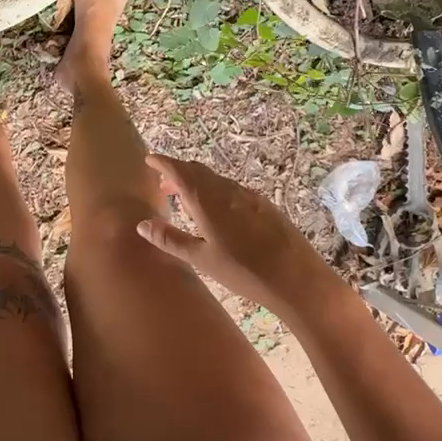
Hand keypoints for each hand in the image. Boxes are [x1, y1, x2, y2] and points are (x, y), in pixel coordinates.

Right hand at [138, 154, 340, 317]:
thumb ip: (171, 239)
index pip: (178, 171)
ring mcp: (248, 196)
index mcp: (206, 199)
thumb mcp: (202, 259)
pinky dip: (217, 192)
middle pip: (197, 171)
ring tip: (188, 200)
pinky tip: (219, 213)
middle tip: (163, 184)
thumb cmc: (244, 271)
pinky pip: (232, 190)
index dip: (162, 163)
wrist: (300, 280)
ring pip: (216, 180)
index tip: (149, 160)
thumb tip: (142, 224)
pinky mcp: (265, 206)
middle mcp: (226, 190)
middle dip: (178, 172)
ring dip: (198, 183)